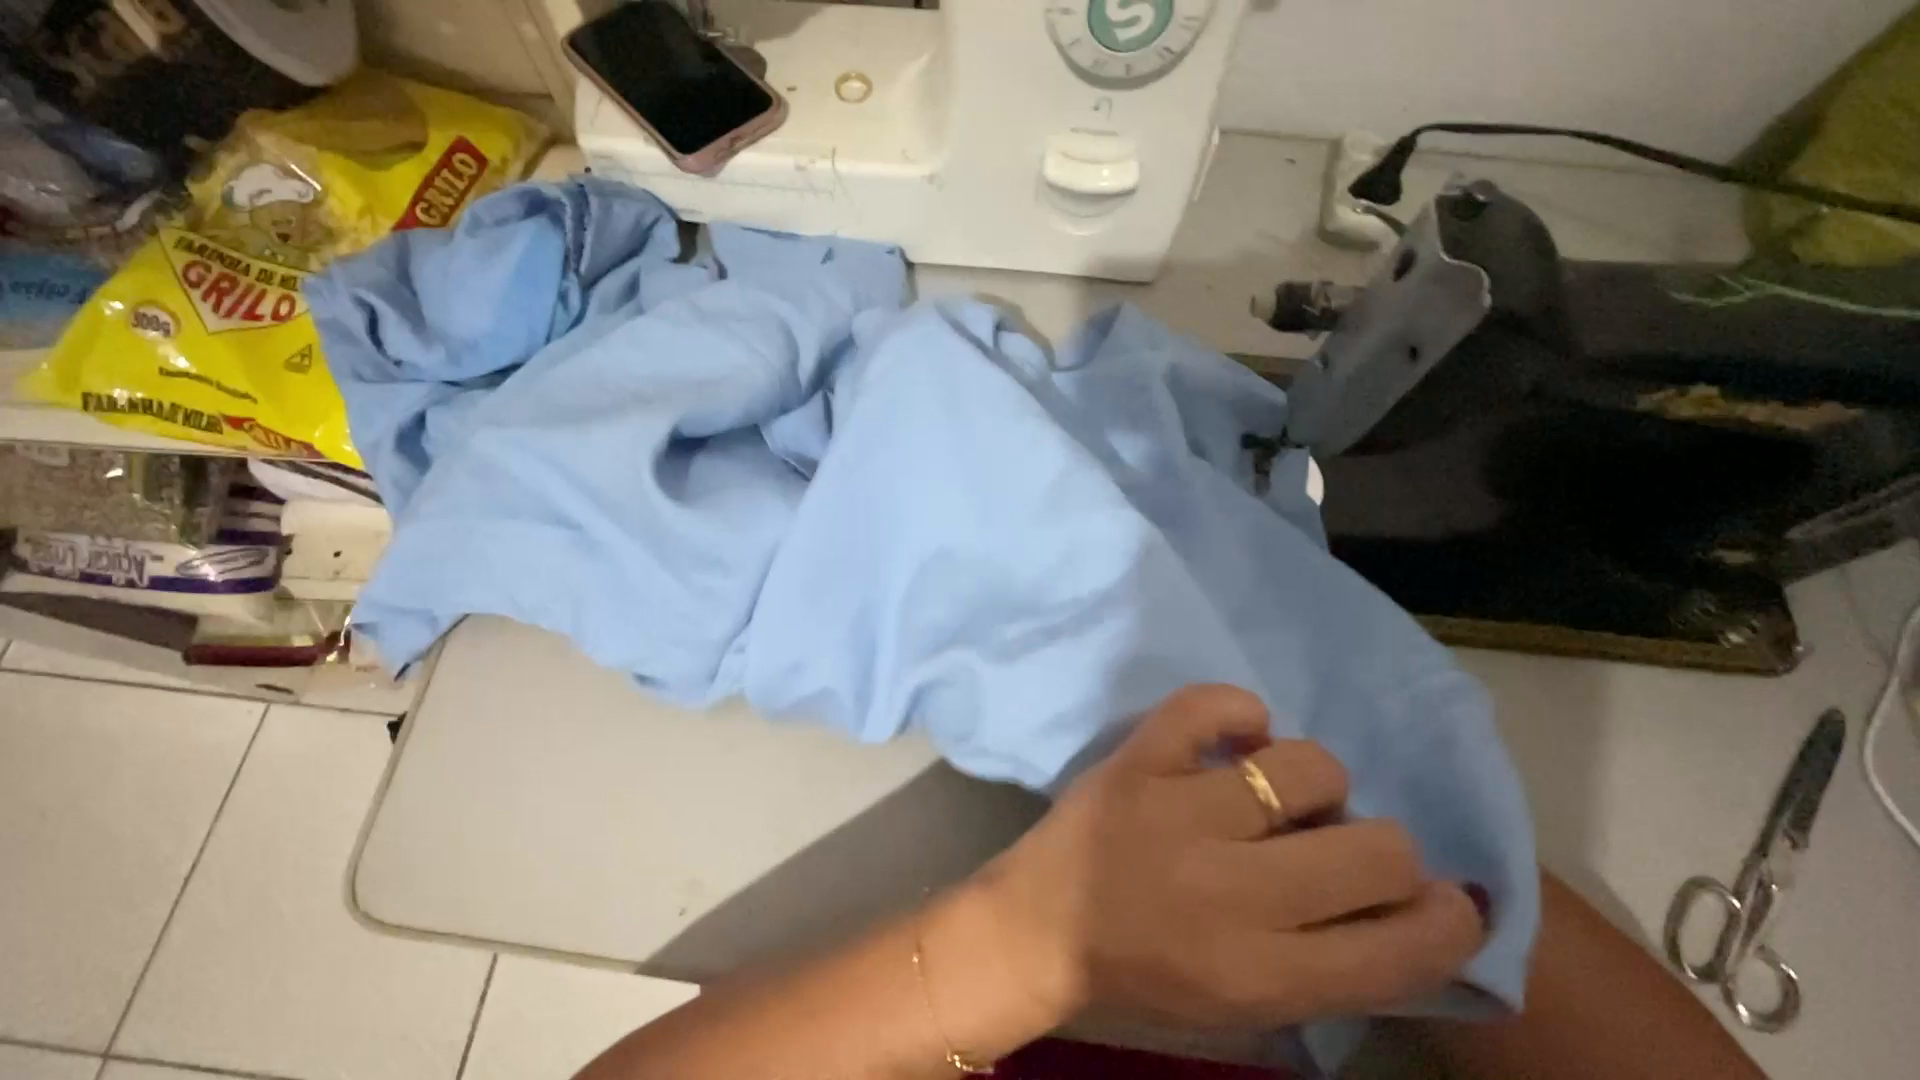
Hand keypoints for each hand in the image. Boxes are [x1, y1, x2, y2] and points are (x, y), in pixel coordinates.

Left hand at [963, 684, 1486, 1031]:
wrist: (1039, 931)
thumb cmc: (1147, 973)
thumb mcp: (1250, 1002)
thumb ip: (1336, 962)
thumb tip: (1423, 901)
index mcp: (1262, 974)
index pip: (1402, 948)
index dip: (1449, 921)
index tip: (1446, 898)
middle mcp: (1230, 893)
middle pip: (1376, 850)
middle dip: (1383, 848)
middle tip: (1343, 844)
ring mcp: (1178, 814)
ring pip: (1307, 767)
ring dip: (1313, 781)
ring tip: (1279, 795)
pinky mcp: (1136, 762)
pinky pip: (1209, 705)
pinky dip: (1236, 711)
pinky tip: (1236, 738)